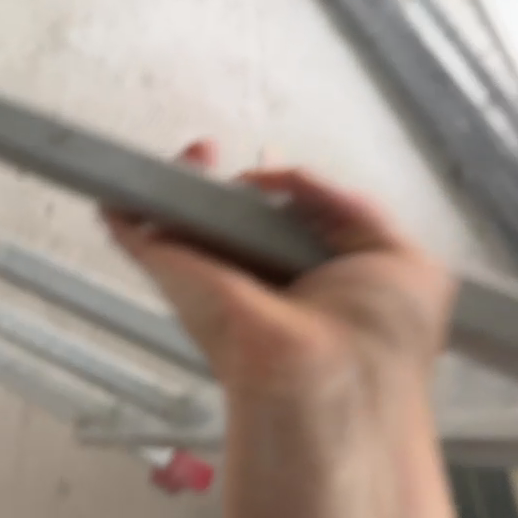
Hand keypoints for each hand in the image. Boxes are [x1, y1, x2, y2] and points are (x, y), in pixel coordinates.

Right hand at [102, 140, 455, 408]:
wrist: (325, 367)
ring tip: (193, 150)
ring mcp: (200, 266)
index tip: (260, 176)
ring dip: (172, 178)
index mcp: (295, 268)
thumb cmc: (377, 325)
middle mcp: (243, 265)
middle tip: (207, 149)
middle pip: (215, 211)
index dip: (265, 191)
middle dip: (209, 177)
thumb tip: (276, 178)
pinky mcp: (162, 264)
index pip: (269, 220)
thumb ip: (346, 206)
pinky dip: (117, 206)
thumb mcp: (401, 259)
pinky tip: (117, 177)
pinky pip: (130, 229)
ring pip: (174, 213)